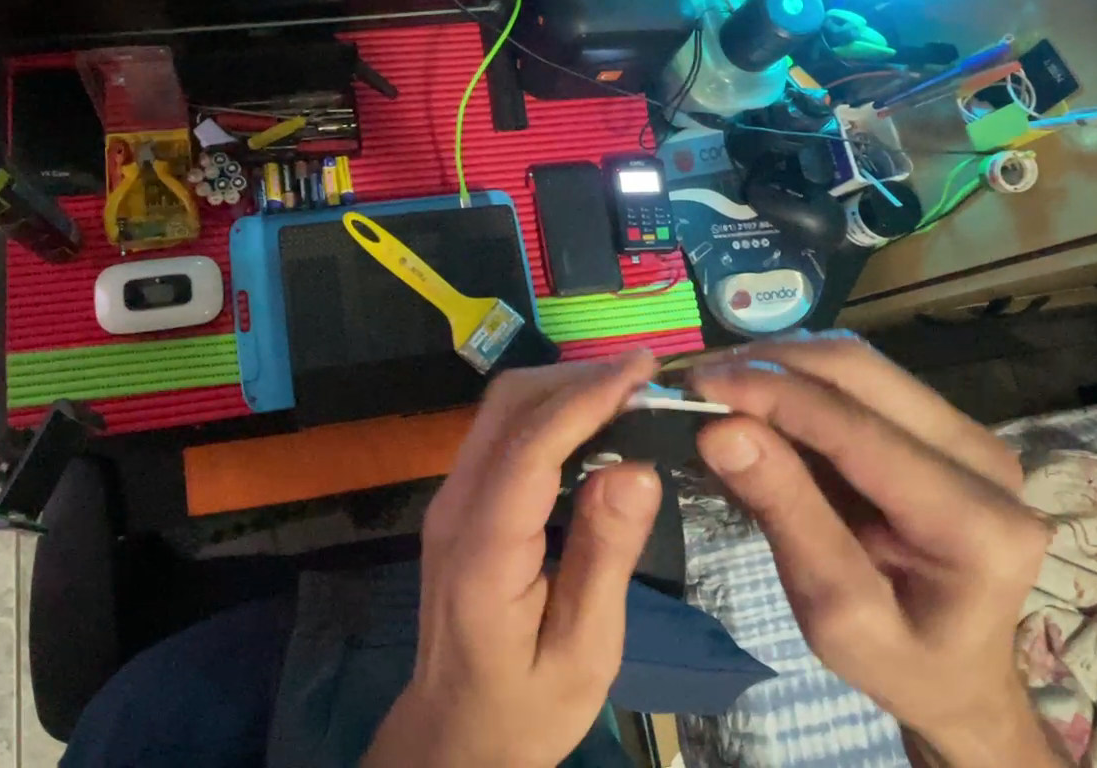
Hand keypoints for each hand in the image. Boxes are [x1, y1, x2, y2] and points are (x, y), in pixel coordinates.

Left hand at [364, 351, 662, 767]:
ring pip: (501, 410)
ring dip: (563, 388)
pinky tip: (592, 421)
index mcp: (482, 548)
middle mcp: (455, 504)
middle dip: (576, 379)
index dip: (588, 397)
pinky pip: (502, 431)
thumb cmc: (525, 705)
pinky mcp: (460, 499)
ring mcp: (450, 497)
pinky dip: (549, 411)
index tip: (643, 366)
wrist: (453, 730)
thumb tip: (637, 467)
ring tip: (628, 391)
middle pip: (507, 407)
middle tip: (645, 377)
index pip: (532, 445)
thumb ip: (605, 557)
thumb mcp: (583, 651)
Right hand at [690, 334, 1064, 767]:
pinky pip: (856, 379)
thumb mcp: (833, 610)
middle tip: (695, 380)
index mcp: (976, 522)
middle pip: (858, 371)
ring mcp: (966, 434)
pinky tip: (755, 402)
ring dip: (777, 364)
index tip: (692, 384)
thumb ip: (786, 513)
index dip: (769, 393)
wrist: (956, 673)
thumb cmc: (896, 660)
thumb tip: (719, 429)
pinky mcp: (940, 425)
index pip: (853, 427)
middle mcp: (983, 458)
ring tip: (717, 389)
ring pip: (855, 363)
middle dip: (766, 363)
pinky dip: (795, 380)